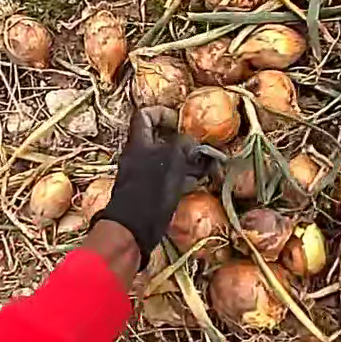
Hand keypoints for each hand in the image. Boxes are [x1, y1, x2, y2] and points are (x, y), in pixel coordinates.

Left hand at [93, 108, 210, 257]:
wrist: (134, 228)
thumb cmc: (150, 190)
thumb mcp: (170, 160)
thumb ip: (182, 144)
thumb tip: (191, 141)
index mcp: (138, 143)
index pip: (144, 116)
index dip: (162, 113)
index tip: (180, 121)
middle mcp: (138, 156)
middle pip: (159, 139)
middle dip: (182, 141)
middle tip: (200, 146)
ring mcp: (143, 175)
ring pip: (166, 160)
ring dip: (186, 160)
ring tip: (206, 165)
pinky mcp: (150, 193)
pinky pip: (168, 178)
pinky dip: (183, 177)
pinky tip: (198, 181)